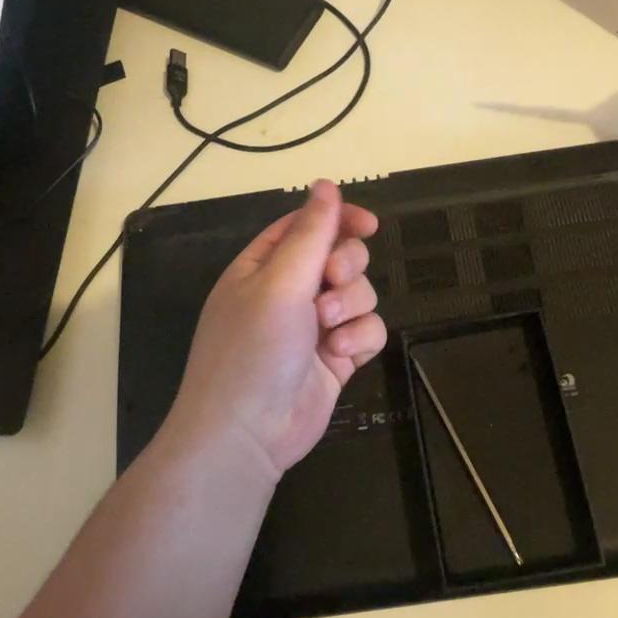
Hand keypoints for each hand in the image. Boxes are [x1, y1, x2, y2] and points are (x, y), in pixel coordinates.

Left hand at [165, 180, 387, 480]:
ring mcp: (315, 327)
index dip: (339, 219)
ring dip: (351, 307)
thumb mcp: (279, 283)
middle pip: (341, 256)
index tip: (369, 225)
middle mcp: (289, 292)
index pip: (306, 225)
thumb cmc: (253, 349)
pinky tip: (340, 356)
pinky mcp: (337, 358)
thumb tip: (326, 184)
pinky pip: (367, 331)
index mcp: (263, 266)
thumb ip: (310, 233)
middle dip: (346, 268)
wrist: (248, 434)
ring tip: (328, 330)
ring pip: (360, 293)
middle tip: (331, 283)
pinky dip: (360, 340)